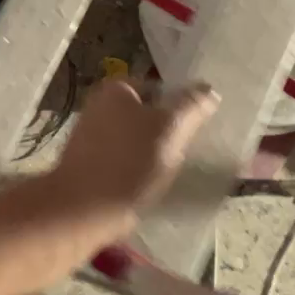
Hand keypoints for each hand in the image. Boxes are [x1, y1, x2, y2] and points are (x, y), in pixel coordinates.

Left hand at [45, 78, 219, 216]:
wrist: (86, 207)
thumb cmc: (131, 160)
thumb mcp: (171, 127)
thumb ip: (192, 105)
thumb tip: (208, 88)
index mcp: (114, 89)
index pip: (157, 87)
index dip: (180, 104)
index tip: (199, 124)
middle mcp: (98, 107)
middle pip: (146, 114)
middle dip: (168, 129)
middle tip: (192, 148)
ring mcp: (91, 137)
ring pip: (137, 139)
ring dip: (156, 152)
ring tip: (178, 169)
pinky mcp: (91, 165)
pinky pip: (125, 161)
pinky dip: (140, 169)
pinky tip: (155, 184)